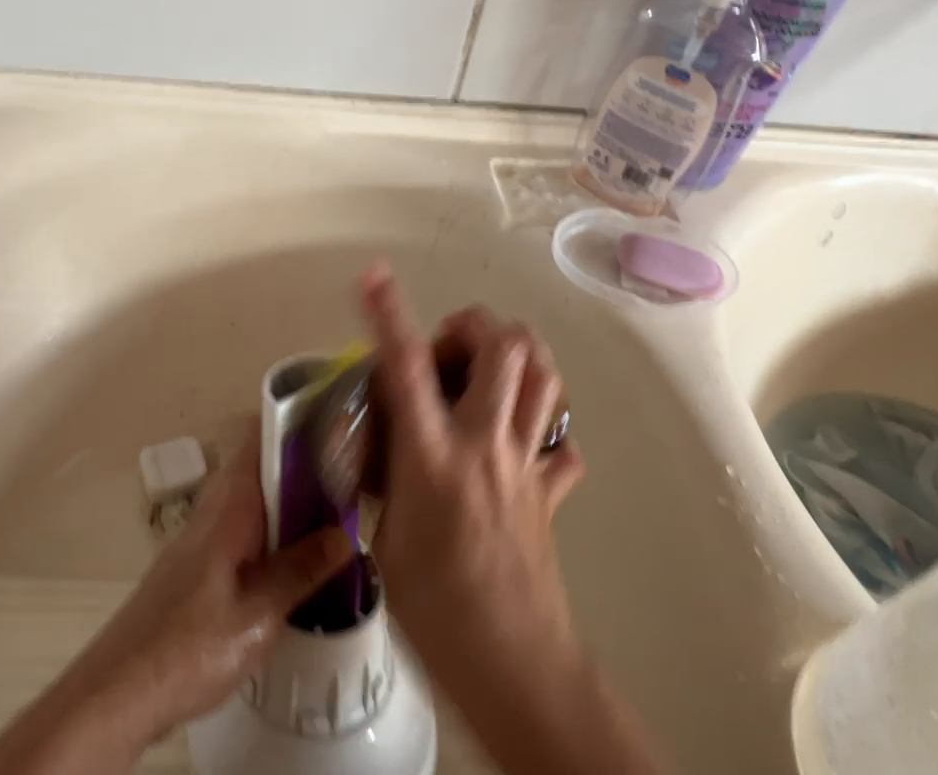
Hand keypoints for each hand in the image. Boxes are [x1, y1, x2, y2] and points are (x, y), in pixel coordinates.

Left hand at [0, 427, 353, 773]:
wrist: (118, 692)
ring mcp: (204, 539)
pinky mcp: (200, 567)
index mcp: (230, 508)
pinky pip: (247, 529)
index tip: (336, 410)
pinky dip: (278, 528)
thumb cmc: (189, 647)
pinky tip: (302, 555)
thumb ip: (300, 570)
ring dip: (293, 497)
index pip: (259, 439)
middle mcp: (215, 512)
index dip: (295, 418)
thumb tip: (345, 533)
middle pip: (261, 466)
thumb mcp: (258, 614)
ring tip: (342, 506)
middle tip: (356, 466)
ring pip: (255, 499)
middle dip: (305, 460)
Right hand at [358, 264, 584, 681]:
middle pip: (505, 350)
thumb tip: (388, 458)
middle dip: (476, 326)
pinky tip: (520, 438)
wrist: (513, 660)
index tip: (375, 277)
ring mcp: (528, 465)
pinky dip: (543, 424)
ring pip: (544, 379)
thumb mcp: (387, 541)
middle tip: (447, 346)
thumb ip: (389, 485)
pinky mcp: (552, 489)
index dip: (390, 316)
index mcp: (433, 459)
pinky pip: (562, 440)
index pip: (408, 371)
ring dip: (516, 357)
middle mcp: (487, 446)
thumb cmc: (435, 611)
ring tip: (483, 372)